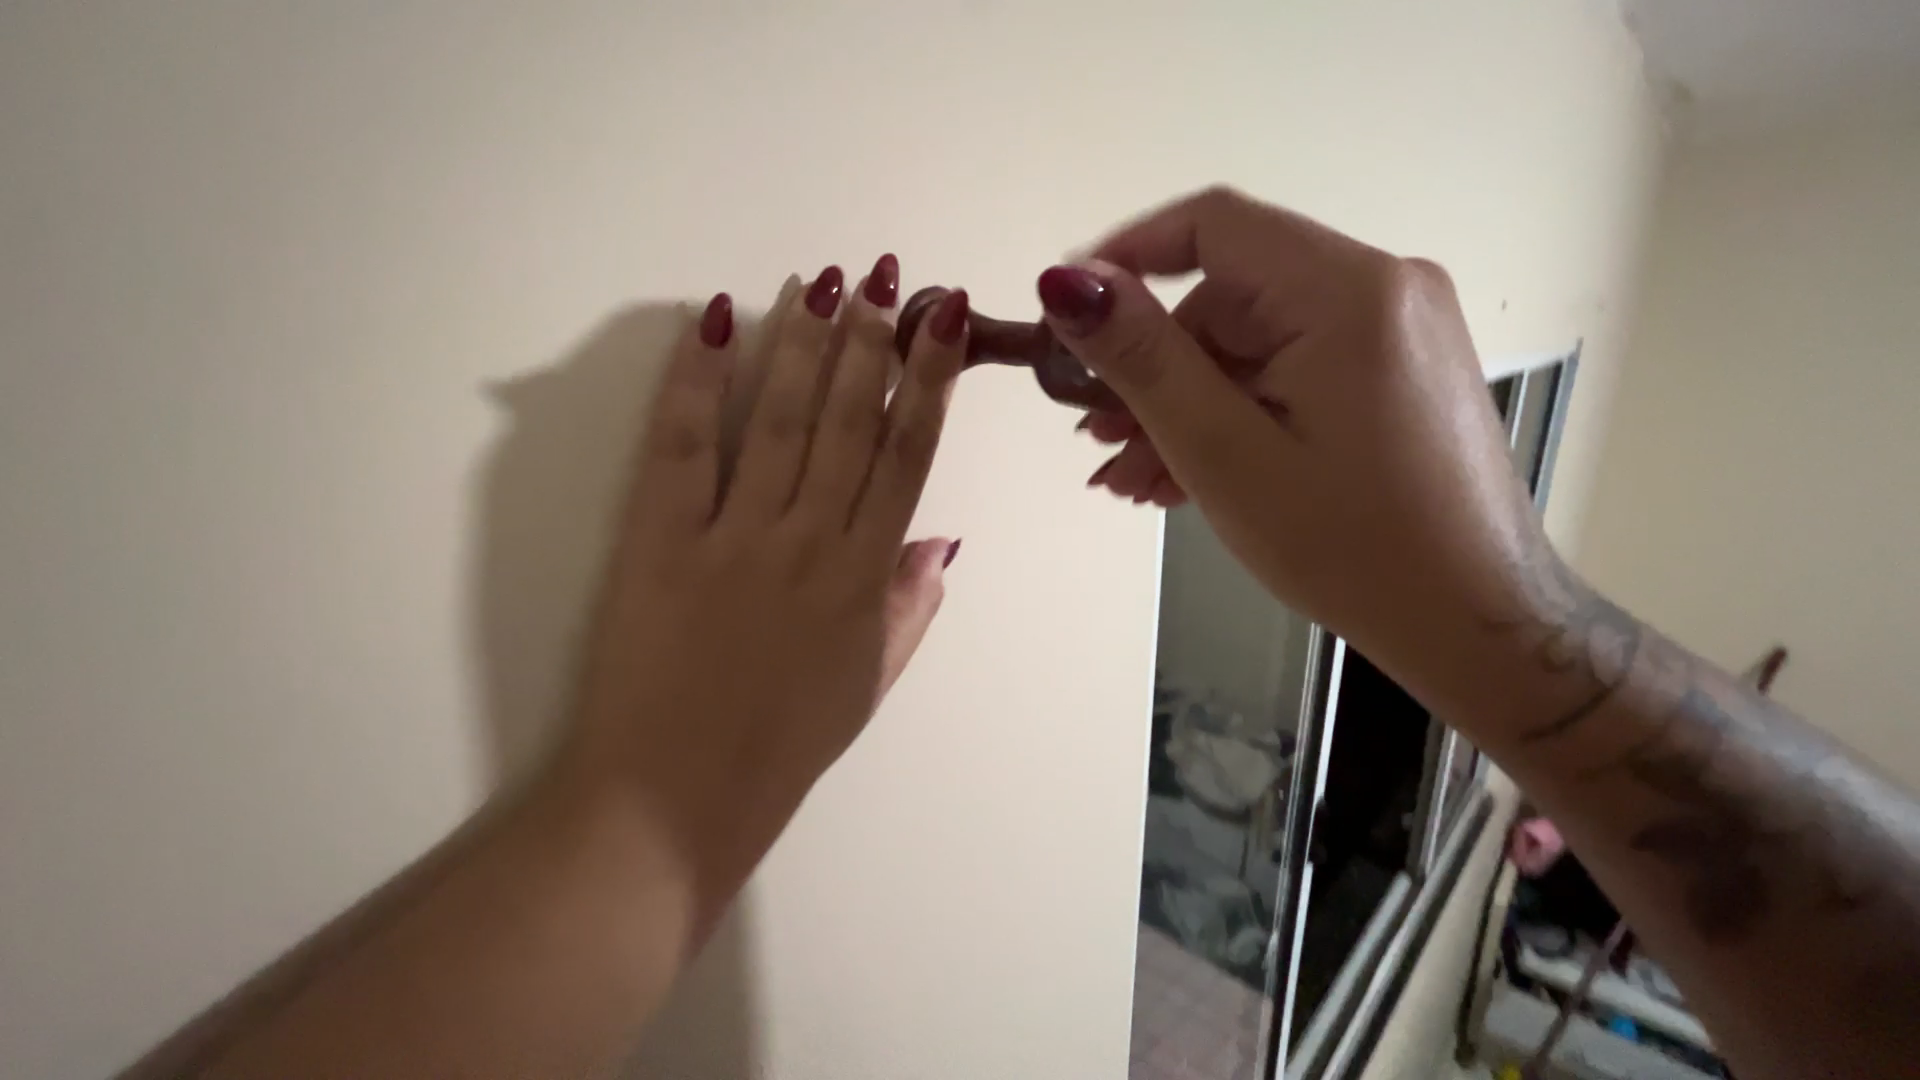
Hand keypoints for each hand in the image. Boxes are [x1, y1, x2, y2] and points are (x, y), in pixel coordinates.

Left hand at [562, 259, 969, 908]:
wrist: (672, 800)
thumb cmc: (780, 748)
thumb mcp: (867, 686)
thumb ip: (910, 610)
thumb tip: (944, 544)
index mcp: (865, 579)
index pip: (907, 458)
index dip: (929, 384)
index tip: (943, 324)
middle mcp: (810, 541)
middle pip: (848, 421)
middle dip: (872, 341)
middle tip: (883, 277)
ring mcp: (734, 536)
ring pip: (779, 418)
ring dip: (803, 343)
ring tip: (822, 282)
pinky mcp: (660, 540)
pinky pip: (682, 444)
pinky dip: (696, 379)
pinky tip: (716, 322)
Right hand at [1040, 187, 1545, 693]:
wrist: (1472, 623)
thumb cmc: (1345, 544)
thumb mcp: (1222, 452)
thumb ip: (1142, 359)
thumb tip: (1067, 282)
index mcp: (1346, 289)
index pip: (1213, 226)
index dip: (1124, 257)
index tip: (1066, 314)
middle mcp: (1380, 289)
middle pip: (1228, 302)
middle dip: (1152, 369)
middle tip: (1099, 445)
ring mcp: (1392, 335)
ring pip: (1252, 349)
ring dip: (1183, 407)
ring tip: (1131, 480)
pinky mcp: (1391, 378)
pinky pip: (1288, 378)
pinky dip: (1233, 418)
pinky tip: (1185, 476)